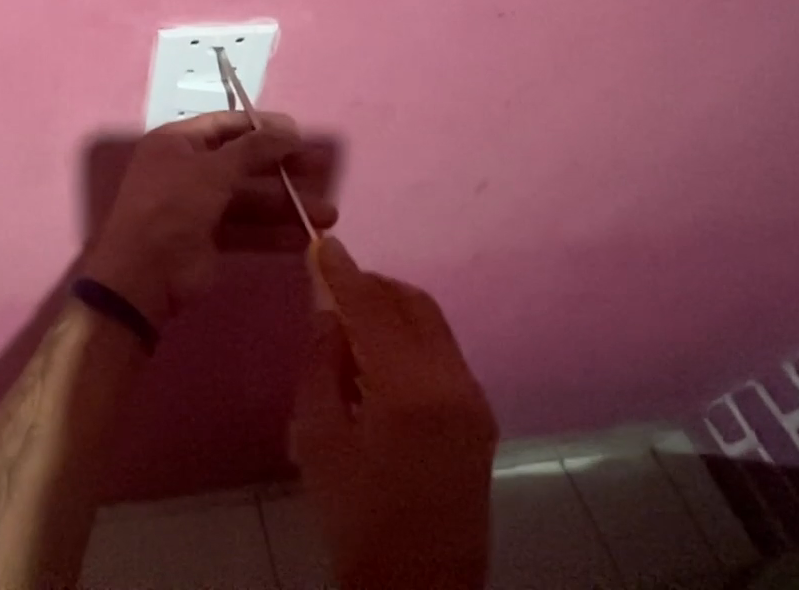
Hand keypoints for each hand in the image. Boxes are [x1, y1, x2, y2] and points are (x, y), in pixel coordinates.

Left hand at [80, 111, 337, 327]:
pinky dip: (274, 233)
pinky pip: (248, 229)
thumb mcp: (213, 170)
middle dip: (283, 168)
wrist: (143, 274)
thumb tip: (290, 129)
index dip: (263, 127)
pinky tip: (306, 237)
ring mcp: (199, 206)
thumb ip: (254, 149)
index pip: (226, 125)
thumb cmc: (173, 206)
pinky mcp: (210, 239)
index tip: (301, 134)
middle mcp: (187, 170)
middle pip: (243, 162)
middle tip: (323, 170)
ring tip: (328, 214)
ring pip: (250, 199)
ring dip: (286, 205)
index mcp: (177, 143)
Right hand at [292, 238, 498, 589]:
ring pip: (431, 324)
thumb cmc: (355, 516)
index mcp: (408, 390)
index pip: (371, 308)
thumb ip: (322, 363)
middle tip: (331, 288)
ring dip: (391, 309)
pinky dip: (408, 337)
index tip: (320, 243)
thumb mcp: (318, 437)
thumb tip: (325, 310)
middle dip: (372, 285)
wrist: (419, 587)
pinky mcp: (480, 416)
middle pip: (413, 304)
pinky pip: (441, 351)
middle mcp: (452, 382)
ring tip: (349, 327)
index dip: (343, 272)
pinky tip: (377, 361)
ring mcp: (473, 399)